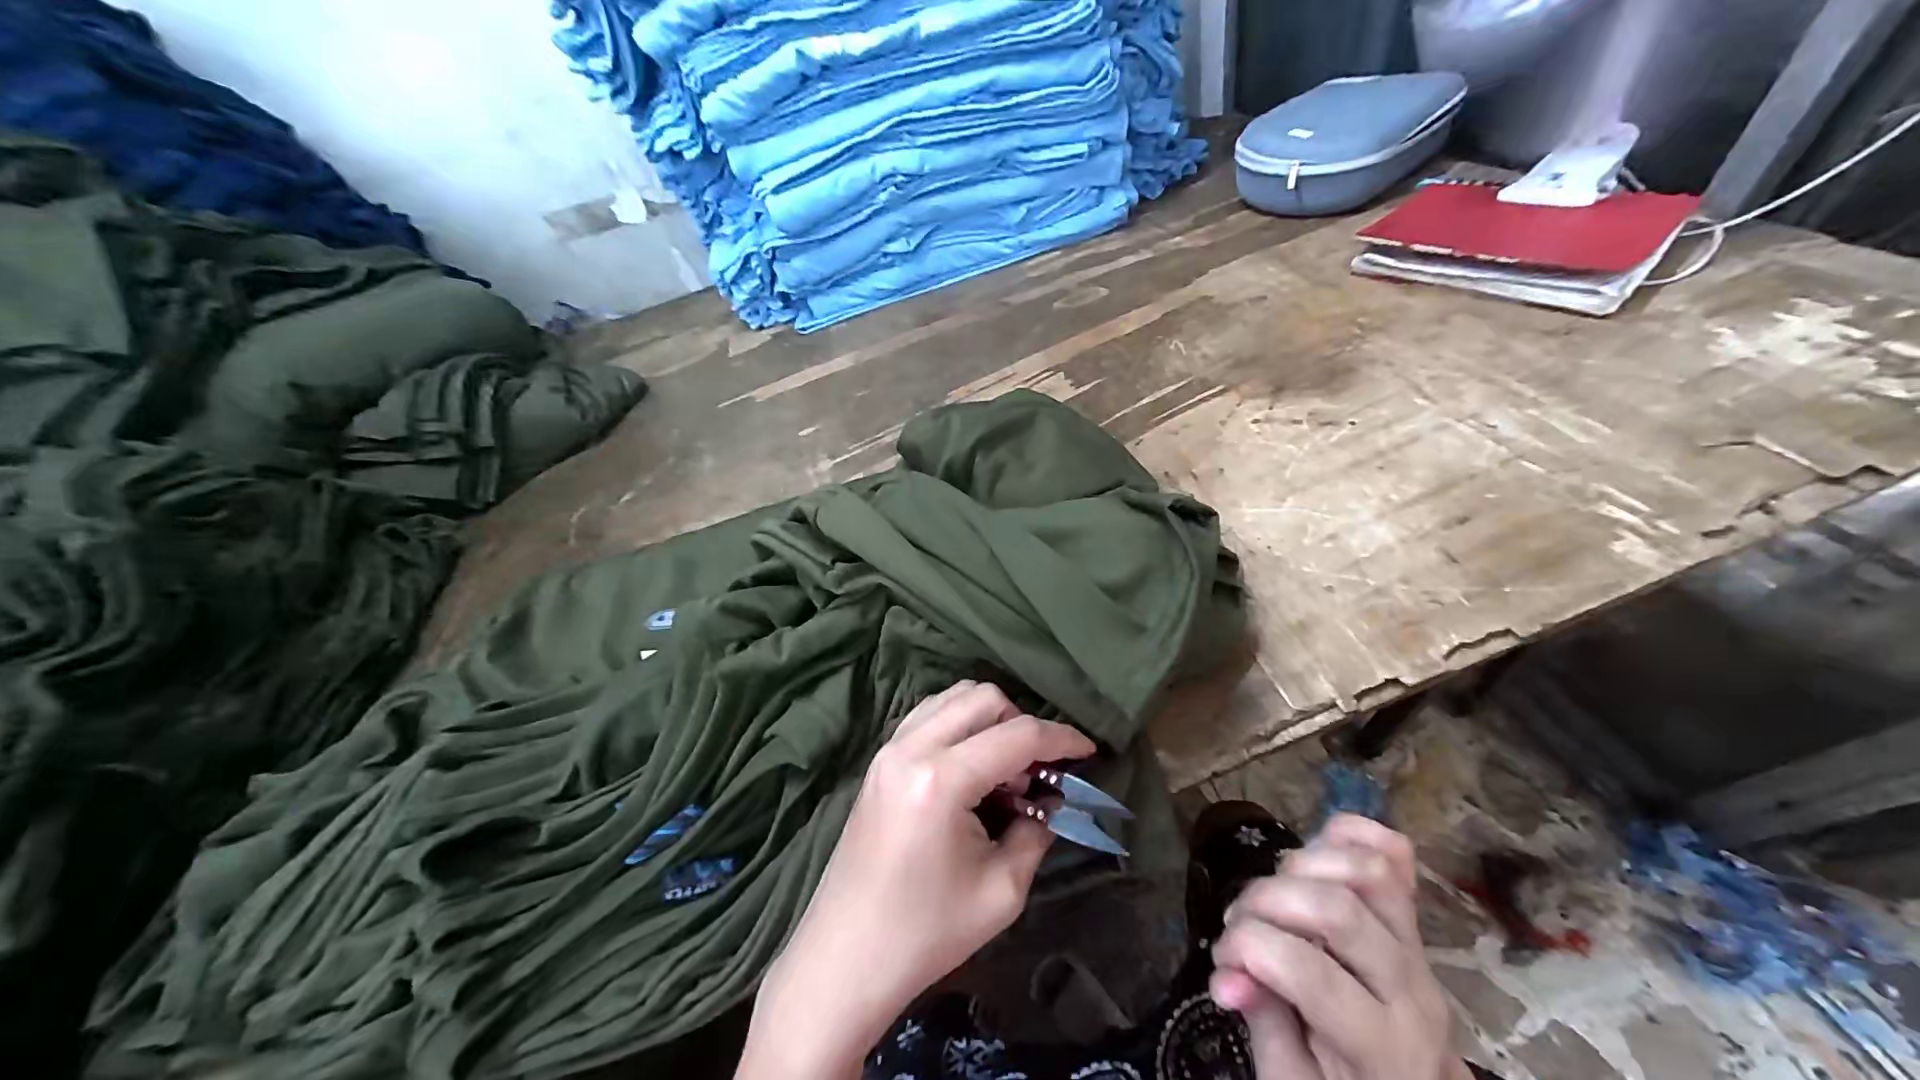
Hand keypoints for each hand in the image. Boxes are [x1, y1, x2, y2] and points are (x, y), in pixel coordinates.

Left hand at [736, 680, 1096, 1079]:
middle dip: (1023, 724)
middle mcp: (910, 749)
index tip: (1089, 751)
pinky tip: (972, 768)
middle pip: (984, 698)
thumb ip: (1036, 831)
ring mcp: (888, 750)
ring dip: (990, 721)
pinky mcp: (879, 761)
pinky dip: (960, 725)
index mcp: (941, 780)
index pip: (1017, 735)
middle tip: (1040, 772)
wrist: (846, 957)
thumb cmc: (926, 933)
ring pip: (953, 698)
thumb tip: (1052, 800)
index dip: (1062, 738)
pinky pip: (929, 716)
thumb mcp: (1002, 890)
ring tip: (1005, 772)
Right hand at [1210, 815, 1471, 1079]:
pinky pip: (1395, 855)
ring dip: (1302, 865)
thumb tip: (1226, 976)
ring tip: (1275, 894)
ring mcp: (1418, 947)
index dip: (1247, 949)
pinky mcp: (1413, 919)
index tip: (1222, 960)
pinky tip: (1315, 849)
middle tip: (1238, 921)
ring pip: (1369, 870)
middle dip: (1265, 900)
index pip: (1310, 972)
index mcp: (1384, 1047)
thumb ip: (1263, 1023)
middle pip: (1336, 908)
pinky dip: (1350, 834)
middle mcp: (1411, 987)